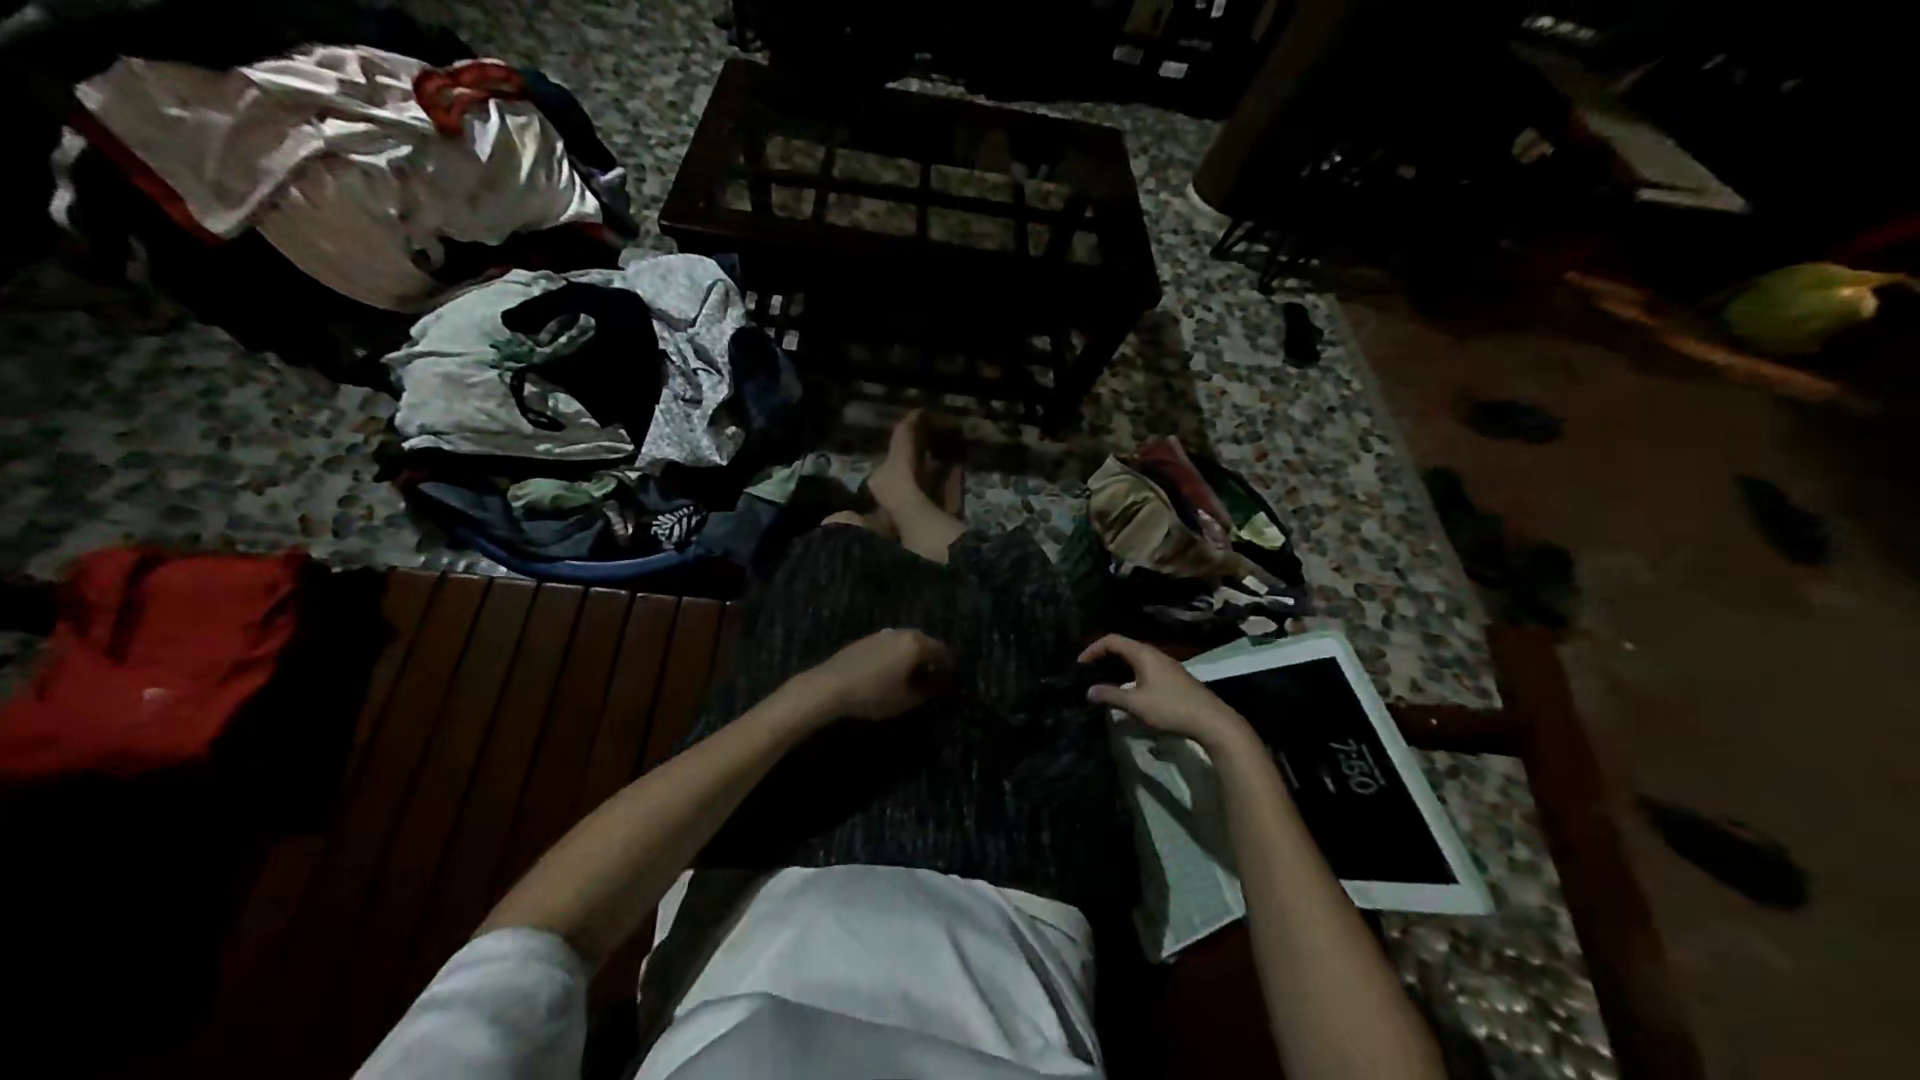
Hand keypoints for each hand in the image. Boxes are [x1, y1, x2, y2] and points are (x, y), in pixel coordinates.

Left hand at [797, 628, 954, 721]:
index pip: (943, 652)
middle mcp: (902, 633)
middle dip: (934, 658)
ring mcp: (883, 634)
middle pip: (926, 643)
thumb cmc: (873, 694)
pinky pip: (892, 644)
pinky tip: (893, 669)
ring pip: (908, 642)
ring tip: (915, 674)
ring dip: (915, 655)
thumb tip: (941, 686)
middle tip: (936, 676)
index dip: (950, 667)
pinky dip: (899, 654)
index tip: (953, 680)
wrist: (829, 686)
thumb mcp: (906, 700)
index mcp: (916, 645)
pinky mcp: (867, 639)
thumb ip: (928, 691)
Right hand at [1081, 634, 1251, 749]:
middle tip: (1089, 671)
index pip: (1112, 640)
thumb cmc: (1170, 708)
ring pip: (1136, 659)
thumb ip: (1110, 695)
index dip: (1093, 649)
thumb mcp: (1136, 704)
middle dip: (1104, 656)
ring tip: (1105, 682)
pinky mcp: (1174, 678)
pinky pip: (1145, 668)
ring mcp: (1167, 665)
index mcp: (1143, 654)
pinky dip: (1130, 674)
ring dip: (1118, 667)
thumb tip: (1089, 690)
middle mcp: (1155, 654)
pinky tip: (1129, 692)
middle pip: (1124, 647)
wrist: (1212, 721)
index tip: (1080, 664)